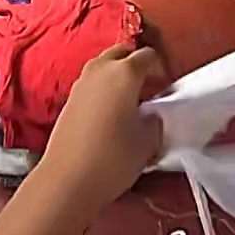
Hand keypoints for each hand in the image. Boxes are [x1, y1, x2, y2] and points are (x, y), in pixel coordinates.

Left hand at [31, 44, 166, 219]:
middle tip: (149, 87)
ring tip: (130, 100)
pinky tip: (110, 113)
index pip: (148, 55)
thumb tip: (151, 114)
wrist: (66, 181)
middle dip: (136, 63)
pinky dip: (103, 88)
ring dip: (118, 75)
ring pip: (104, 66)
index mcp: (125, 72)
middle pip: (122, 53)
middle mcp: (101, 69)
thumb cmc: (114, 157)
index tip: (167, 87)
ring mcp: (81, 83)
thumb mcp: (148, 141)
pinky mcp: (69, 100)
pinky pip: (92, 83)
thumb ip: (155, 120)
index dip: (161, 68)